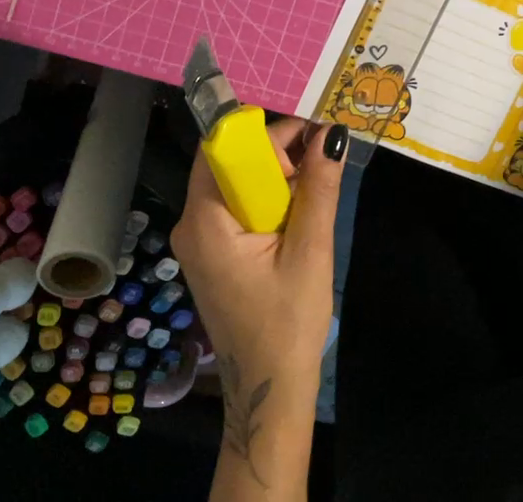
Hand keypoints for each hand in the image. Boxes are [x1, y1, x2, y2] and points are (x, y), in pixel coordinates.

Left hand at [171, 119, 346, 385]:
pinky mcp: (213, 253)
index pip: (225, 150)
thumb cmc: (289, 323)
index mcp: (205, 222)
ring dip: (274, 176)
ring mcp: (198, 240)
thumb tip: (331, 134)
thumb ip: (319, 188)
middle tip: (319, 159)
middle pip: (227, 162)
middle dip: (274, 152)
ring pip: (233, 183)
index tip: (311, 134)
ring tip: (315, 183)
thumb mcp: (310, 251)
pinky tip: (297, 209)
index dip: (268, 135)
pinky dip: (266, 198)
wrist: (269, 389)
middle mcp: (191, 224)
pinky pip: (235, 207)